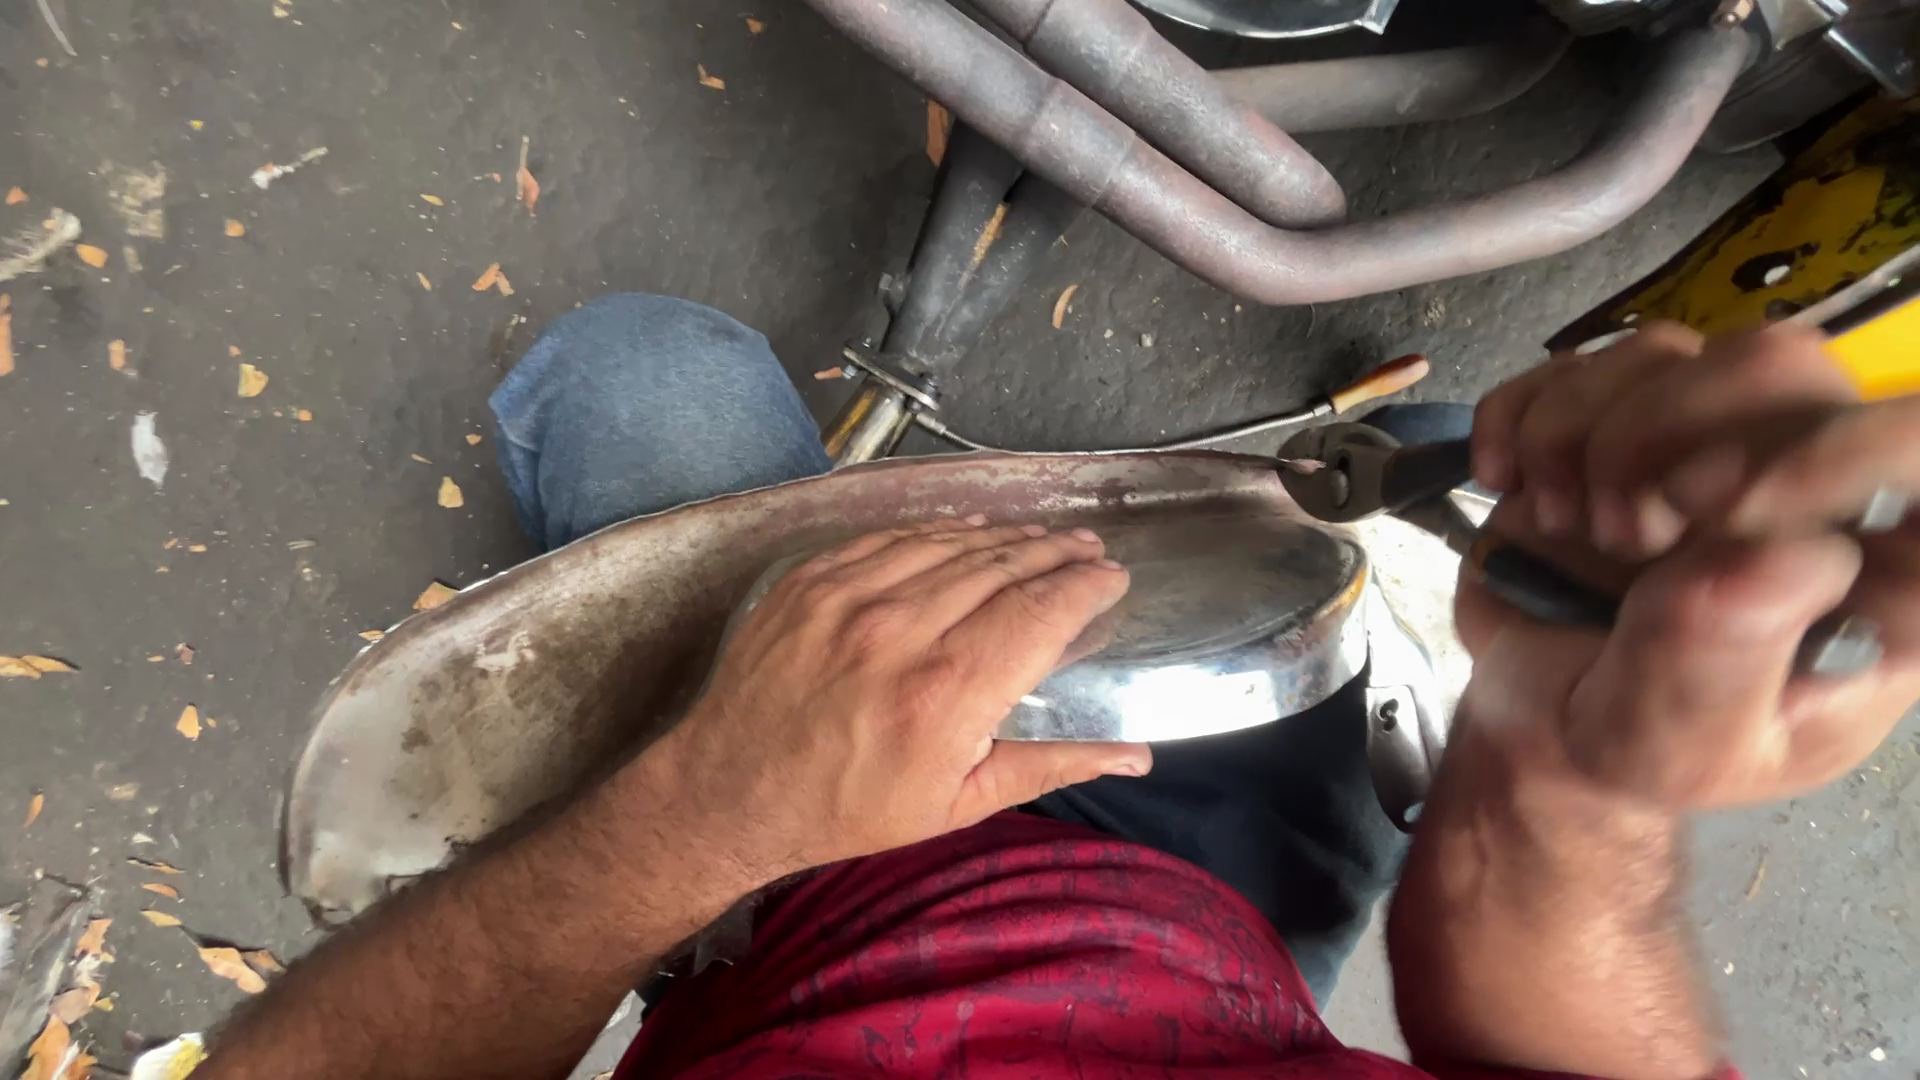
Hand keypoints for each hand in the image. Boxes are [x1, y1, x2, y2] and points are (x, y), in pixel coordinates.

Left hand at [647, 517, 1149, 875]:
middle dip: (1055, 551)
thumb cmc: (851, 807)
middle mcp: (900, 631)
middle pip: (1001, 566)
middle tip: (1088, 546)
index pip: (1038, 613)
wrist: (732, 789)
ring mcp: (849, 596)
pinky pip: (894, 536)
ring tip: (1041, 536)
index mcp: (945, 694)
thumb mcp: (957, 805)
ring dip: (1006, 535)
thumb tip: (1135, 755)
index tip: (1111, 575)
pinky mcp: (813, 578)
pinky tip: (970, 529)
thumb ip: (1049, 766)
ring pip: (951, 543)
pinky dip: (942, 529)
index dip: (1084, 586)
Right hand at [1458, 323, 1917, 809]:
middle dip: (1657, 443)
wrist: (1530, 711)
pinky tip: (1501, 478)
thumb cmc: (1619, 740)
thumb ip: (1718, 666)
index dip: (1843, 451)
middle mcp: (1792, 490)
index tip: (1722, 516)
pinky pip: (1560, 368)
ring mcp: (1684, 451)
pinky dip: (1512, 415)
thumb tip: (1777, 555)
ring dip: (1572, 437)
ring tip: (1556, 520)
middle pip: (1769, 368)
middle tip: (1614, 532)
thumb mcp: (1668, 741)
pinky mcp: (1589, 438)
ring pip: (1657, 354)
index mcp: (1871, 572)